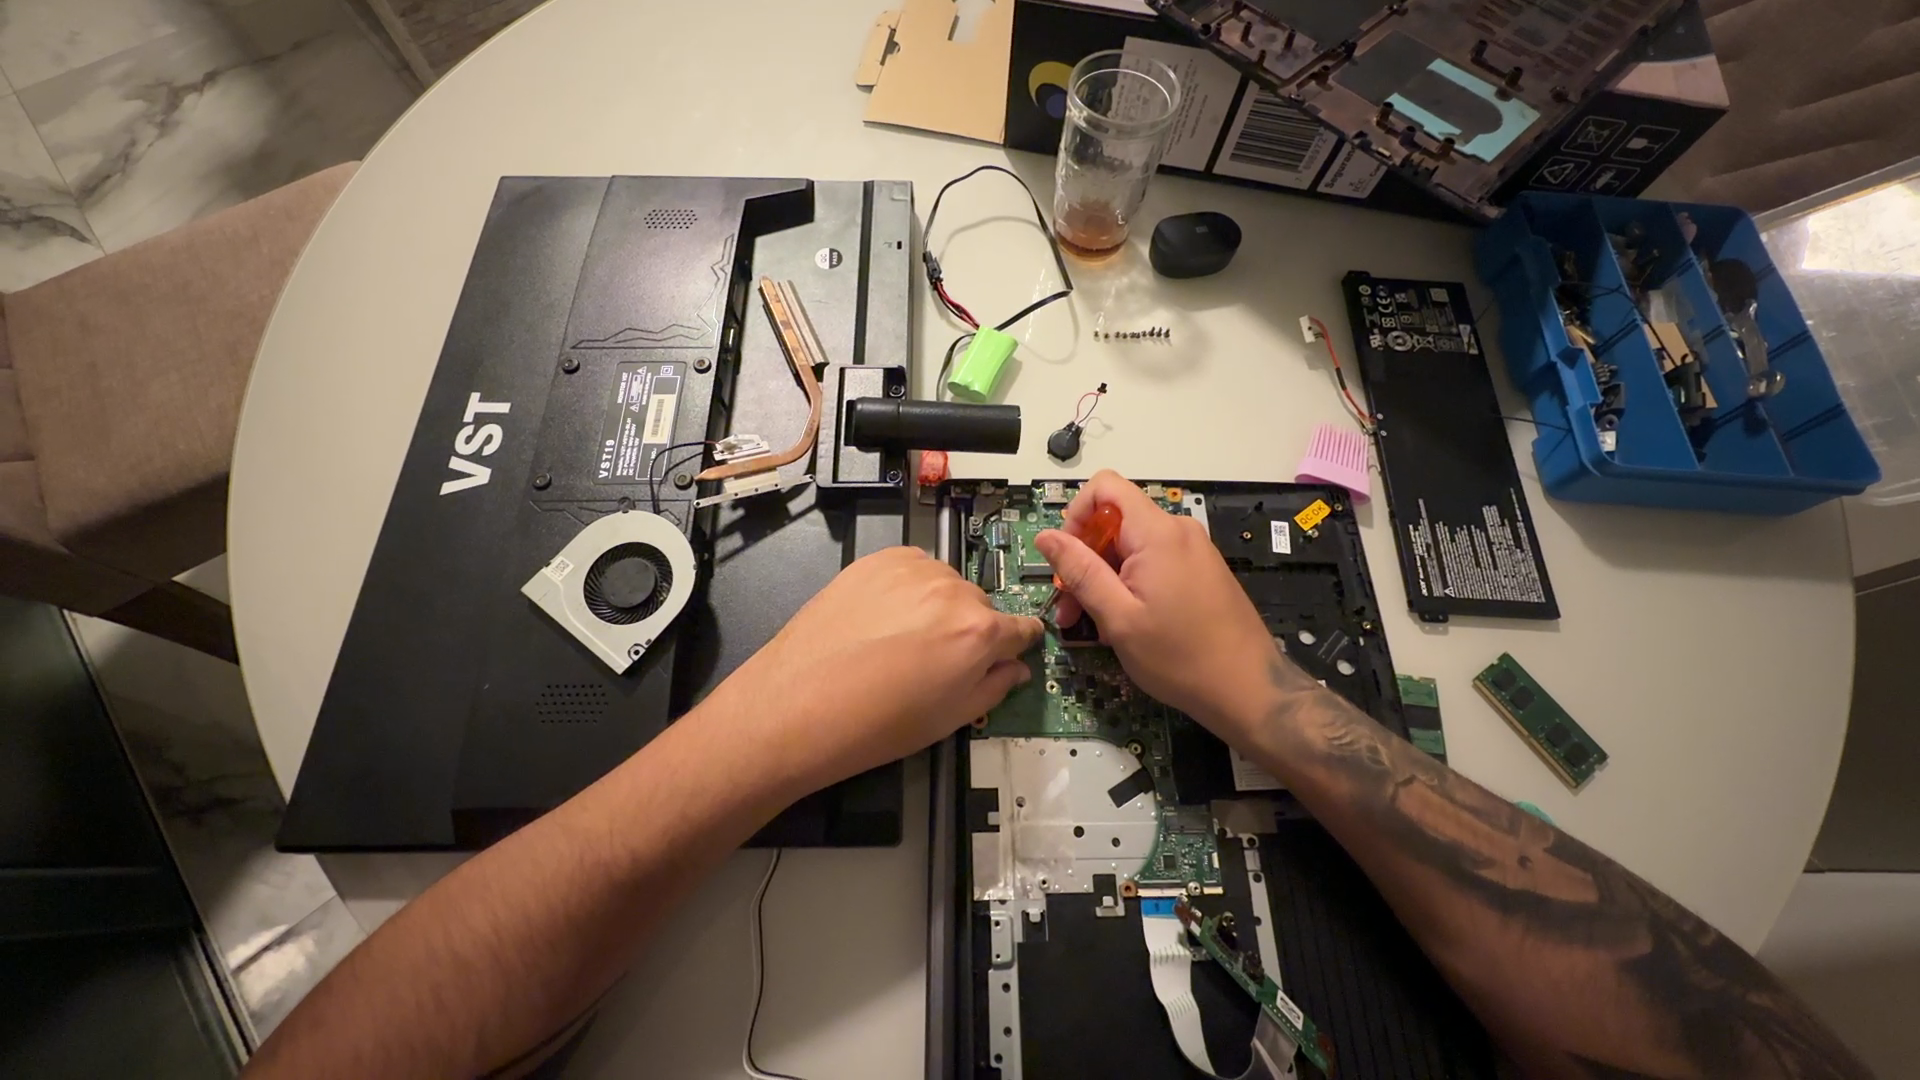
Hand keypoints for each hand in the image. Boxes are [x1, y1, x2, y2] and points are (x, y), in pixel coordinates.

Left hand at [703, 546, 1042, 795]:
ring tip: (901, 640)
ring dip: (936, 605)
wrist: (797, 706)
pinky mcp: (875, 561)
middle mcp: (951, 591)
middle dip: (968, 629)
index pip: (1022, 627)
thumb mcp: (950, 720)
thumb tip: (1014, 669)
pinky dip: (907, 587)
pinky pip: (911, 568)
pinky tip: (882, 619)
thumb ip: (994, 687)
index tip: (1007, 652)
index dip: (1017, 644)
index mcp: (979, 633)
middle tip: (936, 660)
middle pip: (980, 606)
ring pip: (944, 584)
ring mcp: (911, 570)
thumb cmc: (874, 724)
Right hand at [1033, 471, 1283, 733]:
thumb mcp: (1118, 617)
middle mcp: (1177, 530)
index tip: (1066, 560)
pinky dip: (1127, 584)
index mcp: (1157, 533)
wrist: (1248, 689)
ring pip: (1130, 547)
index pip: (1105, 487)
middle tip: (1069, 608)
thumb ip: (1080, 571)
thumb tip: (1046, 536)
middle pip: (1114, 521)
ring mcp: (1192, 550)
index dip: (1076, 515)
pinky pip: (1151, 562)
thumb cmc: (1180, 657)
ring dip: (1102, 578)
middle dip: (1084, 559)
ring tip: (1089, 625)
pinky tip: (1121, 623)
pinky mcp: (1199, 571)